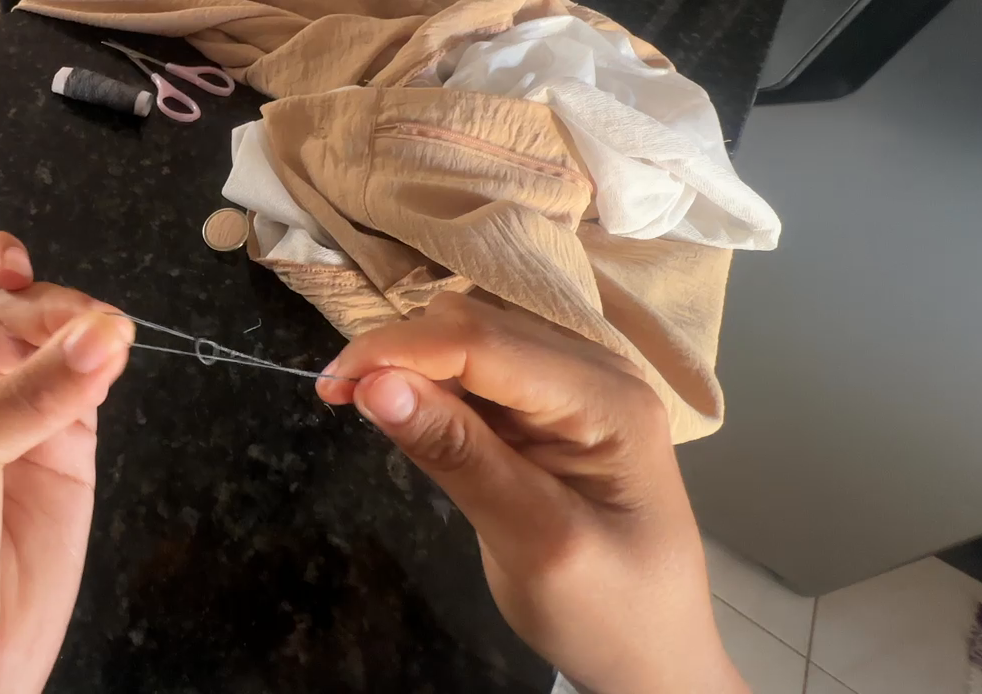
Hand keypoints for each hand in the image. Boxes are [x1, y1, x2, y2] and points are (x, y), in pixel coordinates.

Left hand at [0, 232, 133, 693]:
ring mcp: (27, 420)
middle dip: (52, 305)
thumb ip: (25, 398)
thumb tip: (102, 334)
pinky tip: (113, 365)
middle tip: (90, 328)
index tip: (18, 266)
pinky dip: (106, 370)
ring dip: (87, 331)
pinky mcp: (71, 455)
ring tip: (111, 342)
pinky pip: (92, 391)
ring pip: (63, 343)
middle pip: (20, 307)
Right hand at [317, 293, 747, 693]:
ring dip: (403, 362)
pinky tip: (406, 411)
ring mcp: (564, 378)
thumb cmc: (607, 613)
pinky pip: (462, 361)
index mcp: (604, 400)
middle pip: (465, 324)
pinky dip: (420, 377)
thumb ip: (456, 455)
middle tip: (341, 401)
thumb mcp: (533, 543)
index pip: (478, 342)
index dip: (395, 350)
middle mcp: (588, 369)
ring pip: (457, 332)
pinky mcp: (538, 394)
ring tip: (371, 408)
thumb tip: (371, 385)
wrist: (649, 657)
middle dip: (395, 353)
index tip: (331, 386)